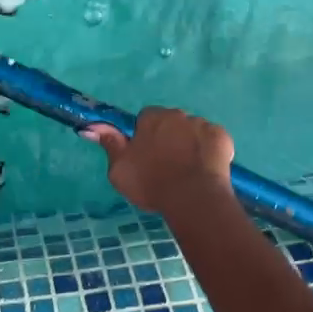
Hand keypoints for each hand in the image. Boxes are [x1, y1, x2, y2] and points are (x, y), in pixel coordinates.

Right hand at [80, 107, 234, 212]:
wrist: (192, 197)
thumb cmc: (150, 182)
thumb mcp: (119, 168)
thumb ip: (108, 144)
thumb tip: (89, 126)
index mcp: (152, 118)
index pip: (145, 119)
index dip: (144, 137)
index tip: (145, 157)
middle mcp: (178, 114)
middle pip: (170, 123)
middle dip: (168, 138)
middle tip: (165, 166)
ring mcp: (203, 125)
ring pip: (192, 132)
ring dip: (188, 145)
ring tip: (186, 172)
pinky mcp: (222, 138)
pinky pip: (213, 142)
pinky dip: (209, 152)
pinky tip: (205, 171)